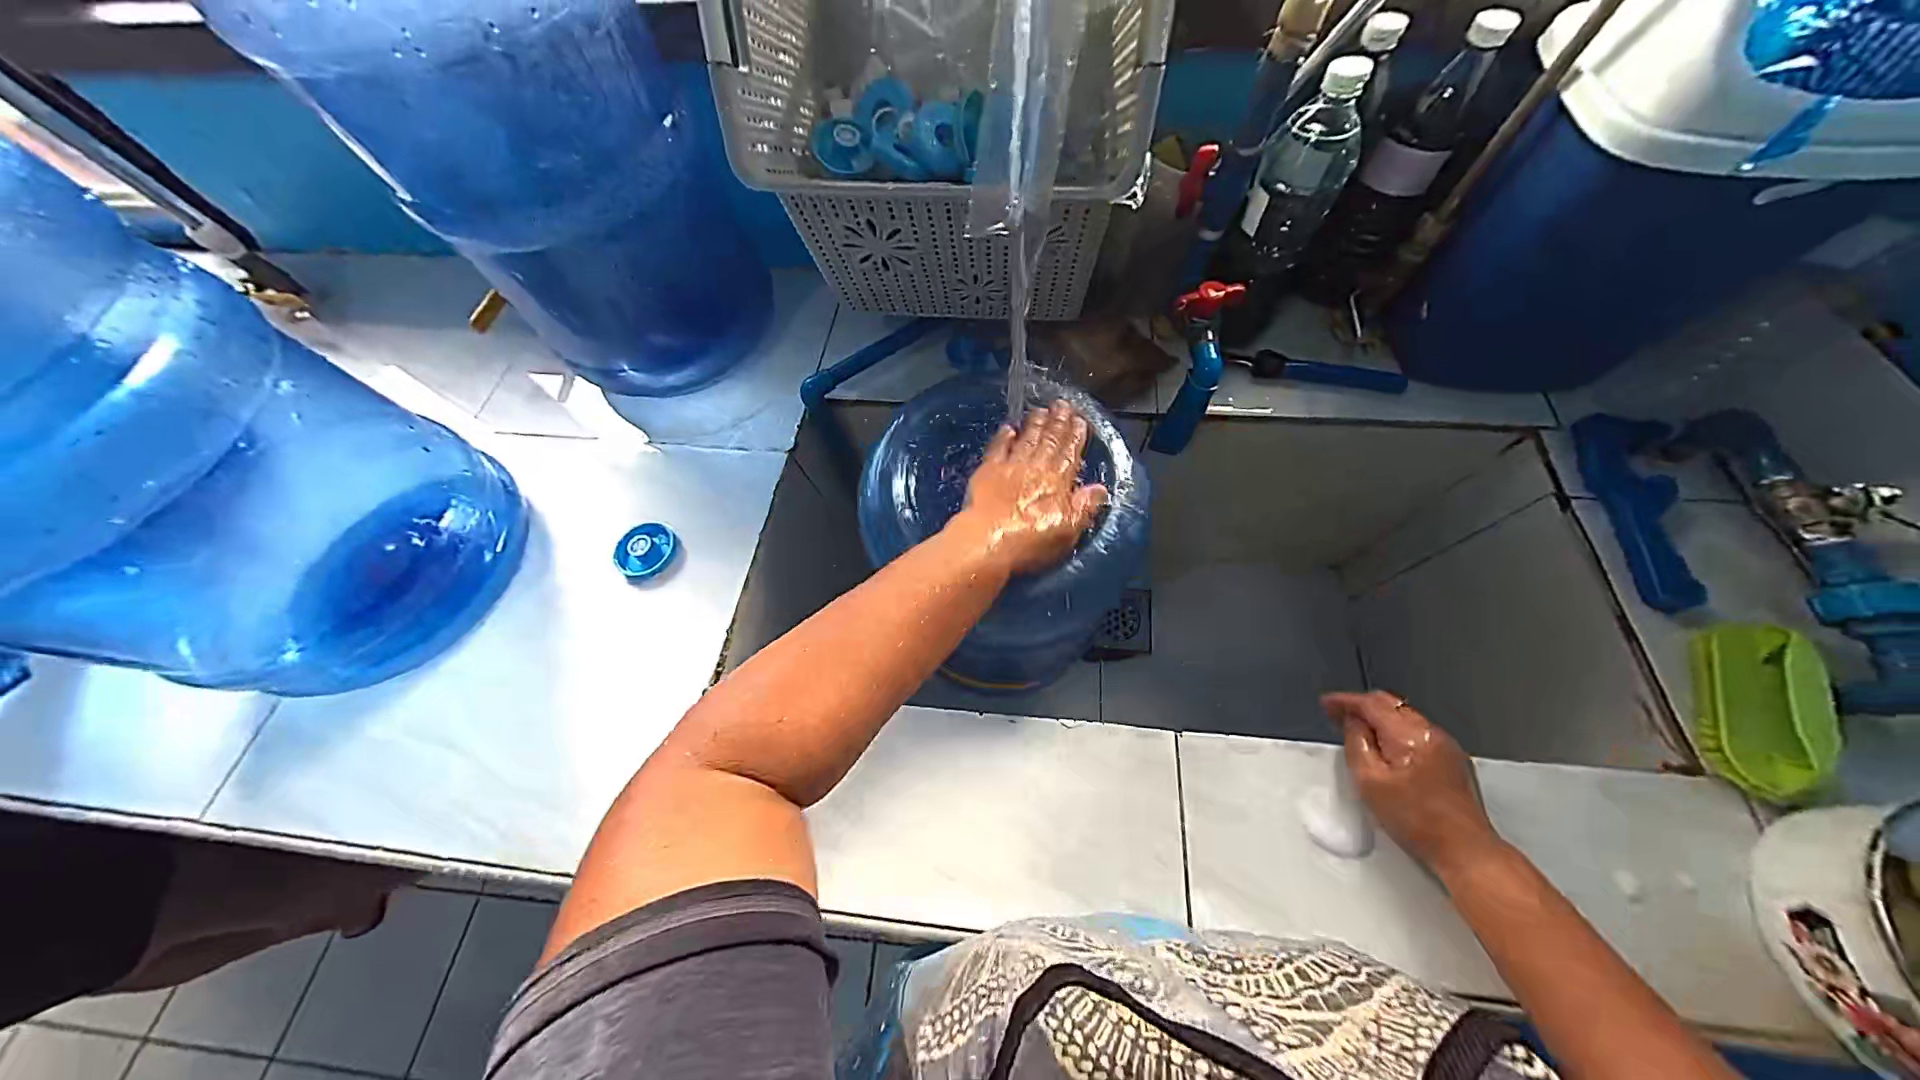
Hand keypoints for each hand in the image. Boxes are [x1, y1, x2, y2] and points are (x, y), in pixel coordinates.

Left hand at [952, 400, 1108, 576]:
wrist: (987, 541)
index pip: (1070, 452)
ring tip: (1040, 410)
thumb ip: (1084, 507)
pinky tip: (1008, 428)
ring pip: (1026, 439)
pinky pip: (998, 448)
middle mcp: (1035, 468)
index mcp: (1058, 481)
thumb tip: (1099, 489)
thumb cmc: (1030, 541)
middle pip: (1049, 440)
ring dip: (1034, 424)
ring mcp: (1010, 467)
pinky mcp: (988, 472)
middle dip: (1057, 421)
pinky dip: (1003, 437)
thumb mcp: (1067, 531)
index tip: (1079, 420)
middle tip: (1061, 405)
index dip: (1076, 435)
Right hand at [1322, 691, 1504, 877]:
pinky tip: (1385, 748)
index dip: (1345, 701)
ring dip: (1379, 719)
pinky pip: (1417, 733)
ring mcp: (1446, 746)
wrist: (1466, 851)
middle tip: (1337, 714)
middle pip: (1390, 705)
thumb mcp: (1368, 781)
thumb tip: (1353, 722)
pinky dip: (1395, 732)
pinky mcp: (1453, 761)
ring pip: (1404, 717)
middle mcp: (1432, 733)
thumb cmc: (1415, 820)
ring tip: (1357, 732)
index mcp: (1410, 735)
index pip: (1371, 704)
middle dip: (1361, 706)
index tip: (1326, 704)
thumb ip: (1356, 743)